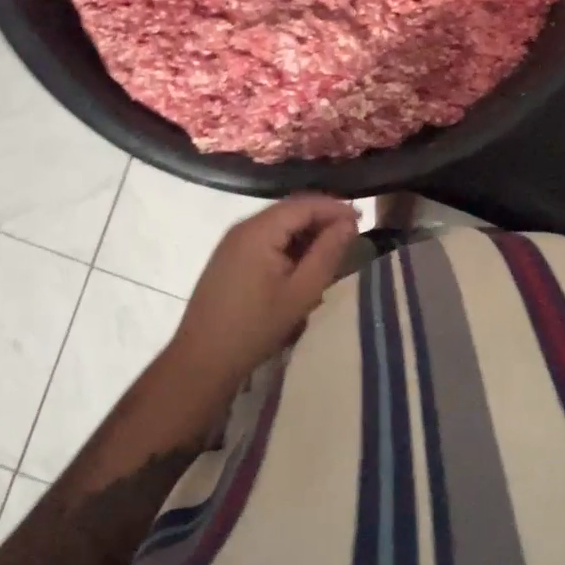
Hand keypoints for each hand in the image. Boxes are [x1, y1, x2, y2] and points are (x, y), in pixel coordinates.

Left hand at [172, 194, 360, 379]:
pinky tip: (302, 264)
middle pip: (290, 211)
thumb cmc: (255, 327)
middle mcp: (242, 228)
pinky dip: (288, 244)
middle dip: (322, 219)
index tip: (363, 220)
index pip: (304, 204)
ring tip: (331, 251)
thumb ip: (327, 253)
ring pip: (278, 225)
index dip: (336, 208)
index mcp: (258, 230)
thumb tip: (348, 223)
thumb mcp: (301, 292)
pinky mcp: (228, 259)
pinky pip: (265, 239)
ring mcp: (231, 243)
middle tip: (351, 236)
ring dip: (306, 233)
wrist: (202, 361)